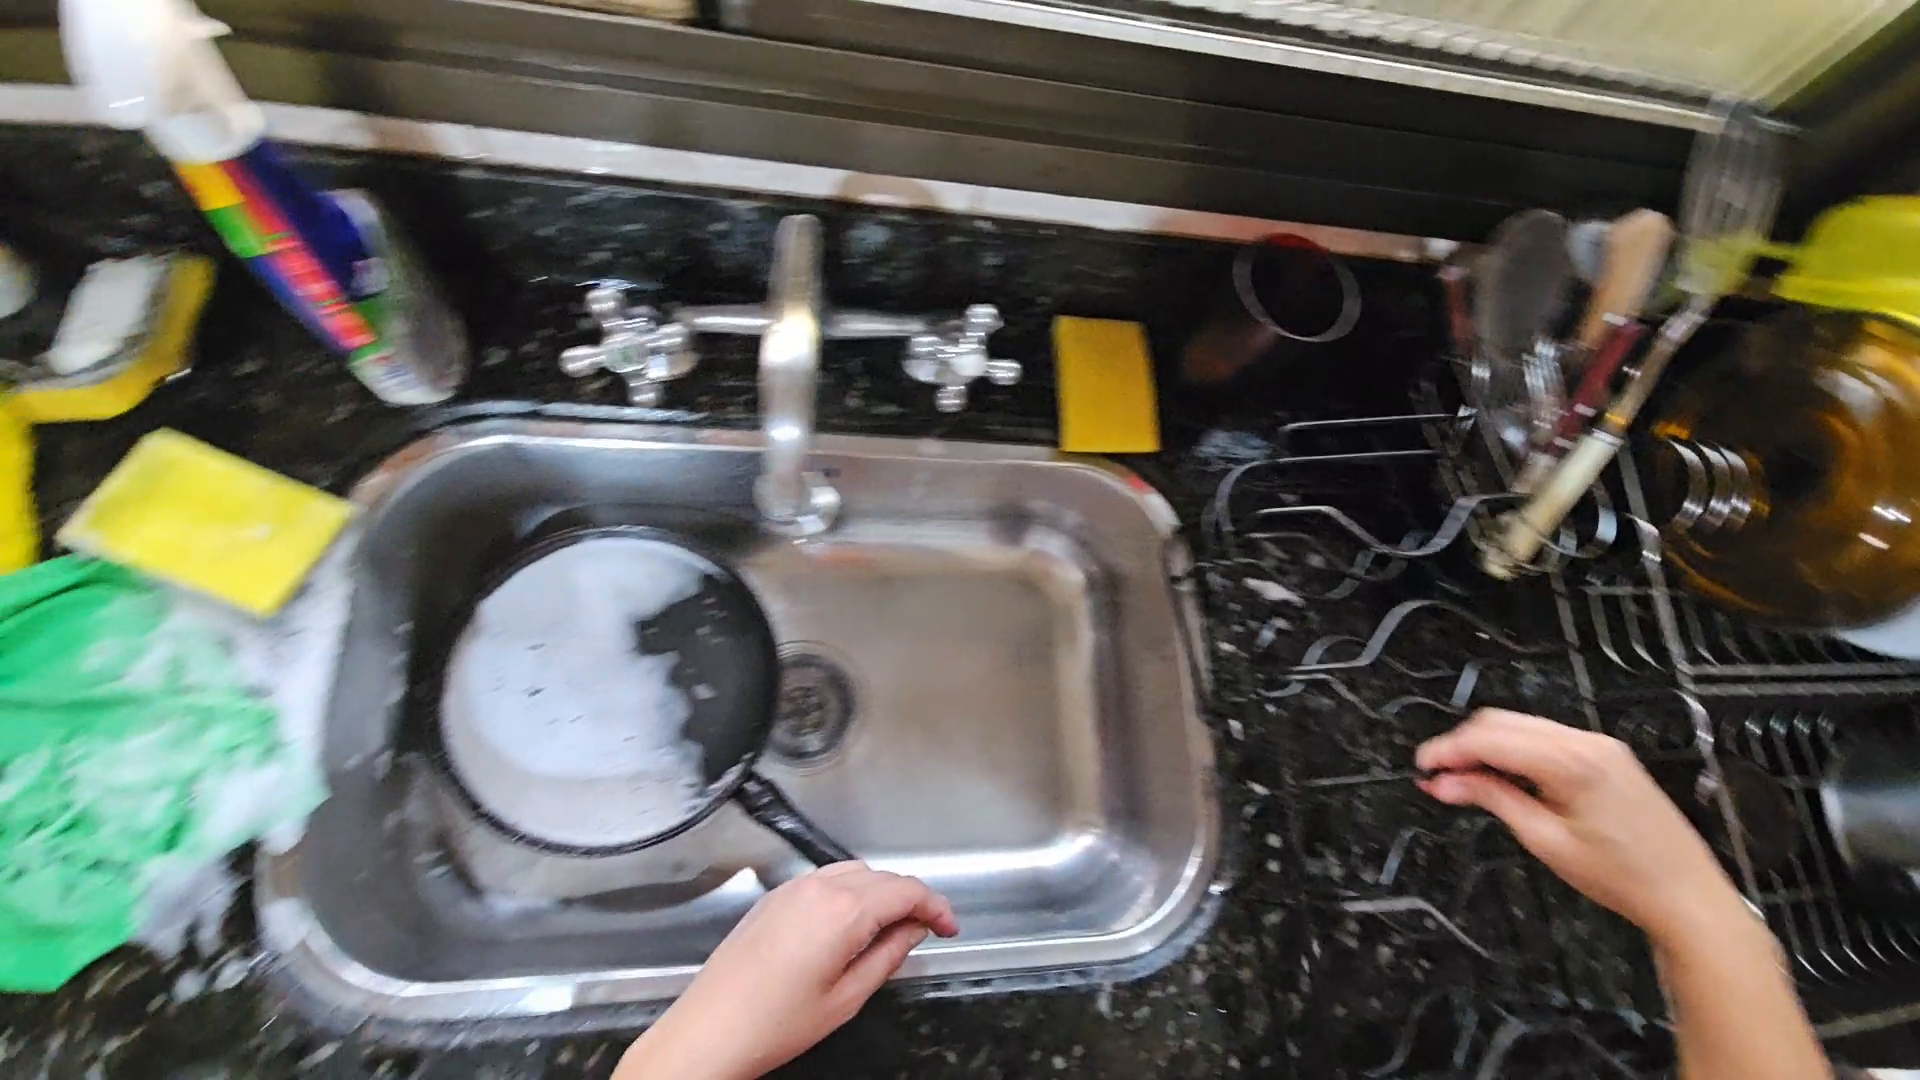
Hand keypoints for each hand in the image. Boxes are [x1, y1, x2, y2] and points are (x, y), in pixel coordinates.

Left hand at [616, 861, 959, 1079]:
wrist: (708, 1031)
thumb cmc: (778, 1023)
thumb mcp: (847, 997)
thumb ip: (888, 954)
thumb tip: (913, 929)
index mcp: (844, 910)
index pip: (906, 891)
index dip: (936, 906)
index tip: (950, 928)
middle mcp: (821, 885)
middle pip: (884, 876)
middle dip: (912, 897)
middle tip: (928, 929)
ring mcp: (795, 885)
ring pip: (856, 871)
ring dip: (881, 891)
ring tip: (891, 927)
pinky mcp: (776, 894)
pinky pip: (827, 877)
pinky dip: (852, 890)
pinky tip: (851, 922)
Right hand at [1415, 708, 1742, 942]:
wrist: (1693, 899)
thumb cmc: (1618, 876)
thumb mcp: (1544, 840)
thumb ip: (1489, 798)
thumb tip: (1437, 783)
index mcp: (1571, 761)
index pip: (1489, 738)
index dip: (1447, 750)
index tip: (1419, 768)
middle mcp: (1584, 740)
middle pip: (1500, 721)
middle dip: (1462, 743)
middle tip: (1437, 775)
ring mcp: (1597, 743)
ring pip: (1518, 724)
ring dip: (1484, 744)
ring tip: (1462, 776)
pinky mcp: (1604, 753)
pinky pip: (1542, 736)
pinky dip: (1511, 748)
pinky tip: (1500, 773)